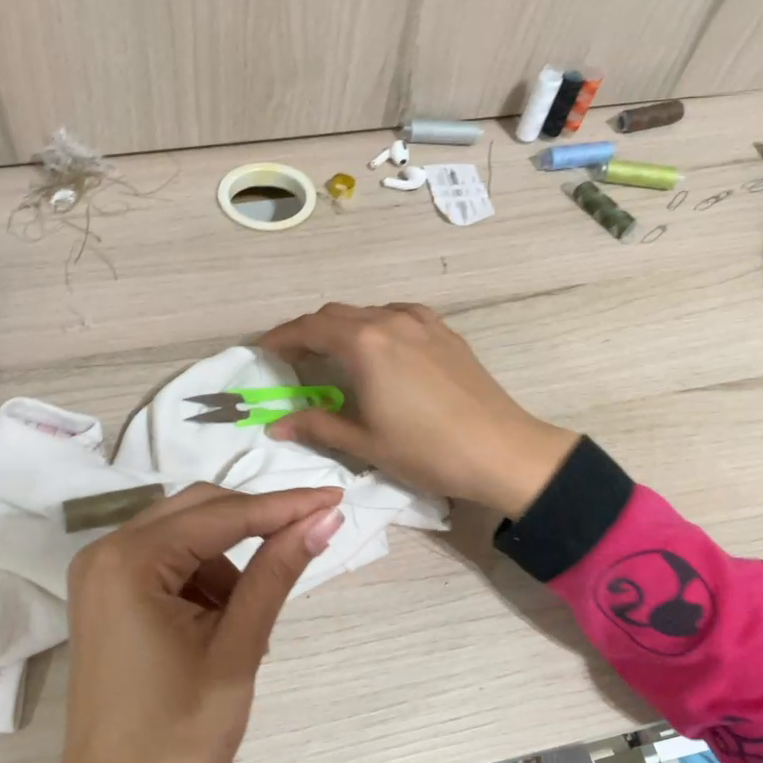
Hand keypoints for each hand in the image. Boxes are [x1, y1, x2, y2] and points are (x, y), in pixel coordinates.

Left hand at [40, 484, 344, 762]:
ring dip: (228, 559)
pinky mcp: (106, 599)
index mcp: (129, 560)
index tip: (337, 497)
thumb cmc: (179, 738)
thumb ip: (276, 573)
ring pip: (183, 536)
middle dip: (256, 523)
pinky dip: (204, 580)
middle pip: (197, 511)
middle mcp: (105, 552)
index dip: (283, 505)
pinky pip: (165, 565)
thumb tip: (324, 518)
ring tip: (254, 621)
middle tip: (314, 535)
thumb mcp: (236, 650)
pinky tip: (225, 625)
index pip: (221, 514)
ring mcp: (100, 576)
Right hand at [257, 303, 578, 518]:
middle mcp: (389, 321)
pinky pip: (399, 315)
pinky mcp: (445, 332)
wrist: (499, 450)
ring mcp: (422, 323)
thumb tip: (276, 426)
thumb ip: (316, 426)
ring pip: (368, 312)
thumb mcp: (364, 442)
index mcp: (364, 344)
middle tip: (291, 357)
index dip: (281, 337)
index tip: (263, 351)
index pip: (310, 328)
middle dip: (308, 331)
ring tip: (332, 354)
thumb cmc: (426, 450)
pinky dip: (377, 324)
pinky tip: (381, 347)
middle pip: (335, 314)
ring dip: (343, 327)